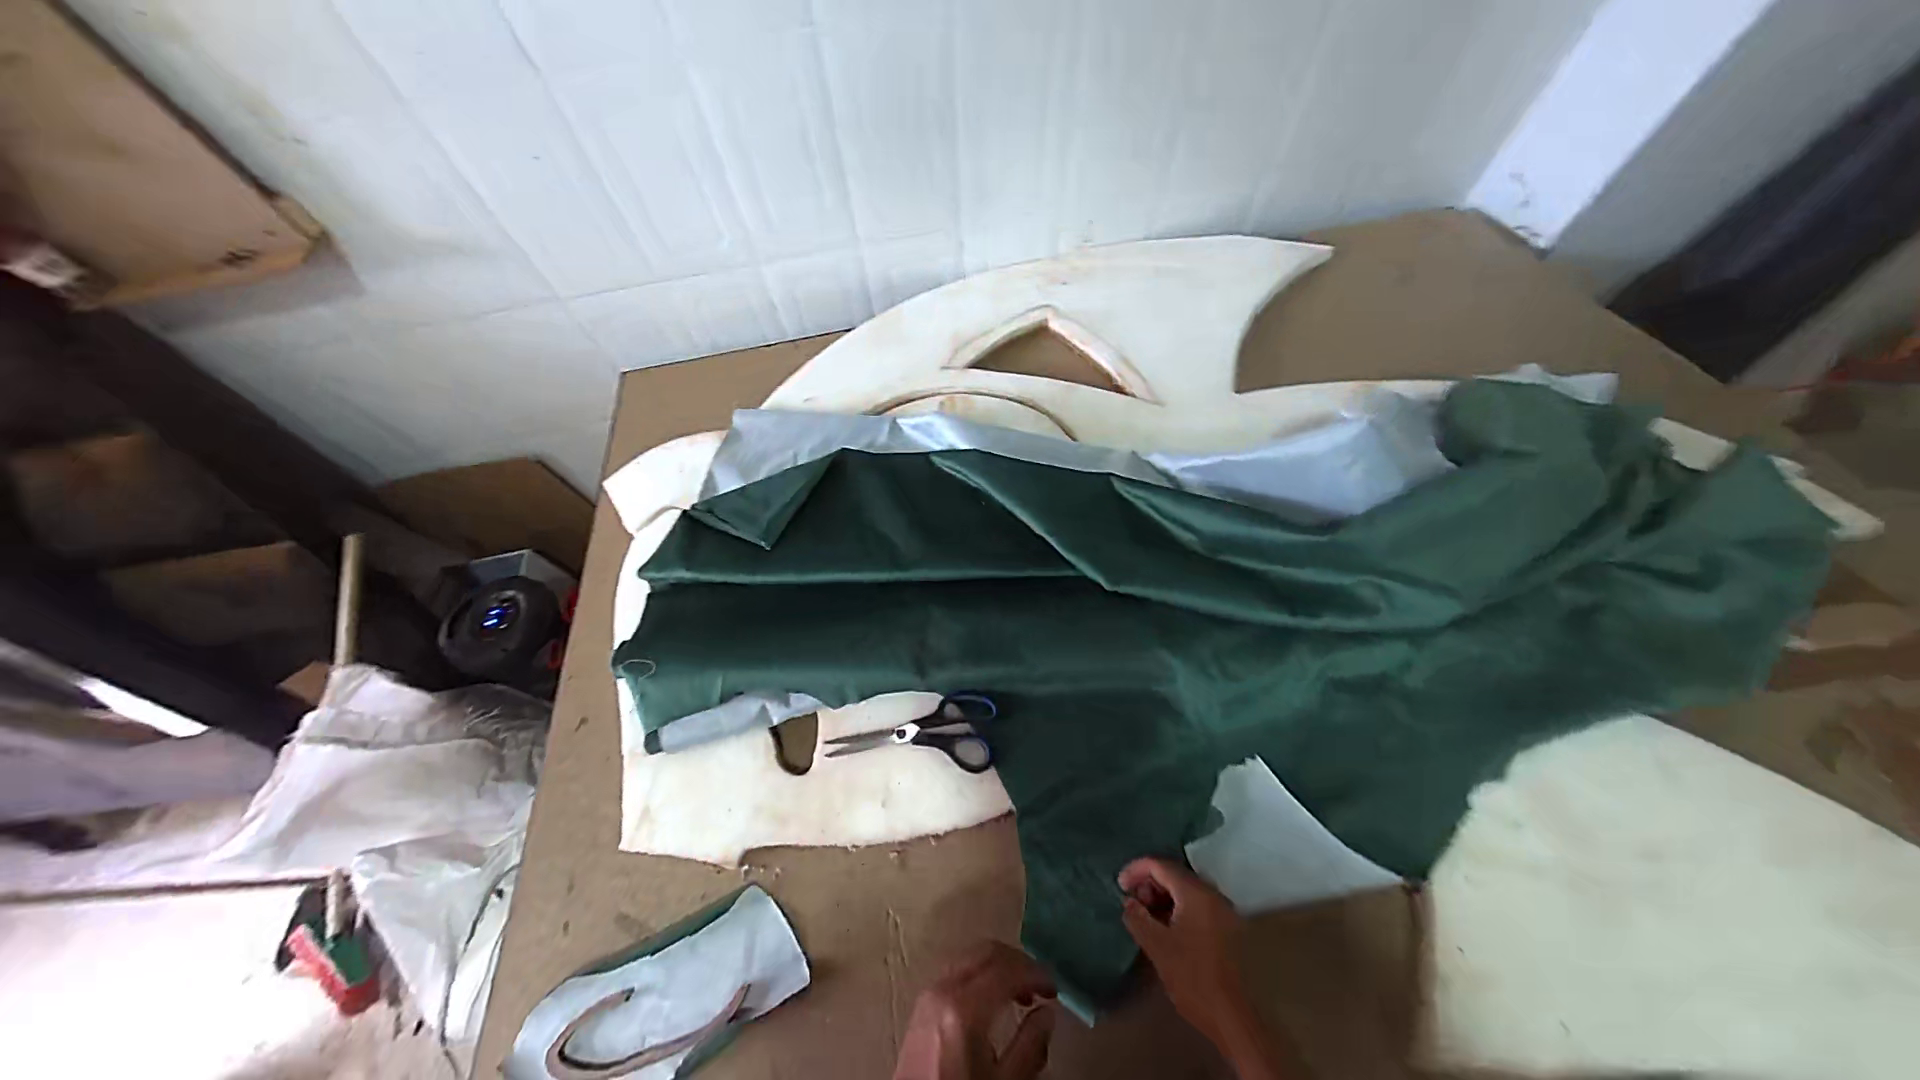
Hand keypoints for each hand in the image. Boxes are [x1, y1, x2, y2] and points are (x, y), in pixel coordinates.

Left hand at [892, 941, 1057, 1079]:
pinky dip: (980, 974)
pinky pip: (957, 971)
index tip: (1054, 989)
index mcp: (964, 1007)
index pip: (1007, 968)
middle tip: (1040, 987)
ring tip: (1021, 994)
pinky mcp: (922, 1004)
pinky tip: (993, 1000)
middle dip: (1018, 963)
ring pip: (971, 957)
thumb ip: (1030, 1047)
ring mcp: (929, 993)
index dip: (1036, 973)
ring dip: (999, 967)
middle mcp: (944, 989)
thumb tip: (1046, 1013)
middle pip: (987, 952)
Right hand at [1118, 856, 1248, 1045]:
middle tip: (1132, 902)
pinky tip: (1166, 928)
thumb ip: (1137, 917)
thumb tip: (1128, 902)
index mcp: (1197, 893)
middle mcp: (1214, 895)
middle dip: (1149, 883)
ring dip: (1163, 897)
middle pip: (1175, 874)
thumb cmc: (1193, 978)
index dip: (1136, 870)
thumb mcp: (1157, 947)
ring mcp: (1225, 912)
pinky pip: (1198, 906)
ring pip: (1187, 891)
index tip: (1119, 886)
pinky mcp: (1229, 929)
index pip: (1161, 865)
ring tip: (1146, 916)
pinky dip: (1178, 908)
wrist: (1234, 1019)